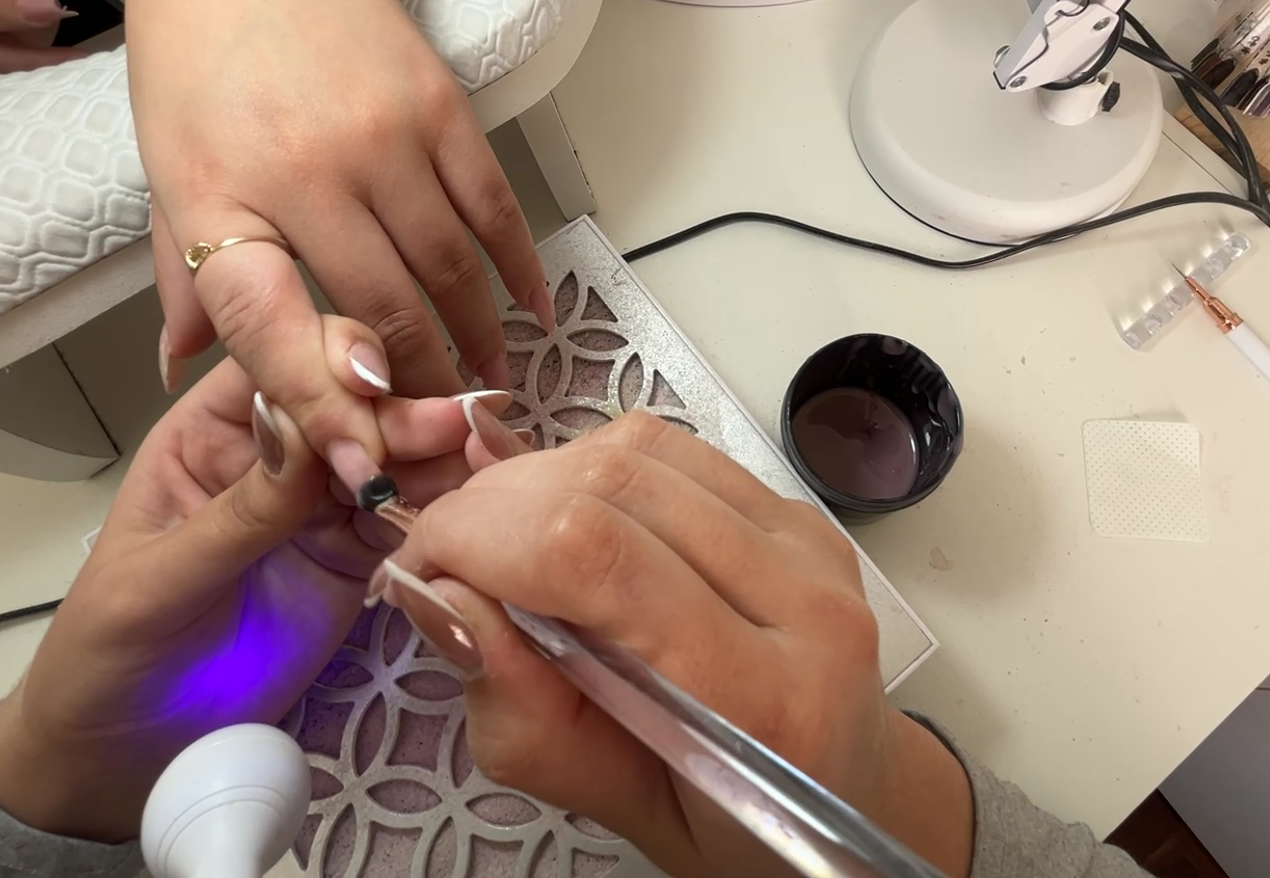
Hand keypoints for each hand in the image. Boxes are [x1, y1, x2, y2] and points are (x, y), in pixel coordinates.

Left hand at [0, 320, 511, 842]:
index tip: (371, 399)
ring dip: (438, 452)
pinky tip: (473, 498)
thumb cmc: (117, 653)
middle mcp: (284, 447)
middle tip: (455, 426)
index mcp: (217, 429)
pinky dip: (445, 502)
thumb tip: (306, 427)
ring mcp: (332, 495)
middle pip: (356, 403)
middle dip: (403, 411)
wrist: (142, 747)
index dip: (327, 370)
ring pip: (399, 451)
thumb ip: (241, 508)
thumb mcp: (160, 580)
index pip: (279, 367)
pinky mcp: (368, 541)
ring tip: (480, 455)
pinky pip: (416, 509)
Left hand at [127, 0, 550, 491]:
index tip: (364, 466)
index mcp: (218, 196)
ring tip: (494, 383)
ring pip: (453, 271)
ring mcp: (386, 139)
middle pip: (389, 310)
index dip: (320, 406)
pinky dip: (520, 269)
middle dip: (425, 385)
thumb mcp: (166, 163)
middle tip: (450, 431)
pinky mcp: (446, 114)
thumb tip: (183, 368)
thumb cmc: (202, 54)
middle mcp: (306, 172)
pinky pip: (495, 212)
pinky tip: (534, 309)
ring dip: (481, 338)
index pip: (271, 326)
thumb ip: (186, 273)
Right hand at [379, 414, 976, 876]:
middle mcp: (803, 592)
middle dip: (501, 500)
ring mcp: (808, 536)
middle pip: (618, 484)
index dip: (484, 537)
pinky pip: (677, 451)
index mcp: (765, 694)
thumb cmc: (737, 820)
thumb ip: (523, 711)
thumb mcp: (616, 806)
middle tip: (449, 547)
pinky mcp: (797, 509)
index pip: (599, 557)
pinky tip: (576, 512)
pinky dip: (600, 465)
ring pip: (643, 449)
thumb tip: (439, 592)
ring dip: (546, 474)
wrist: (849, 782)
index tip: (420, 563)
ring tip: (507, 530)